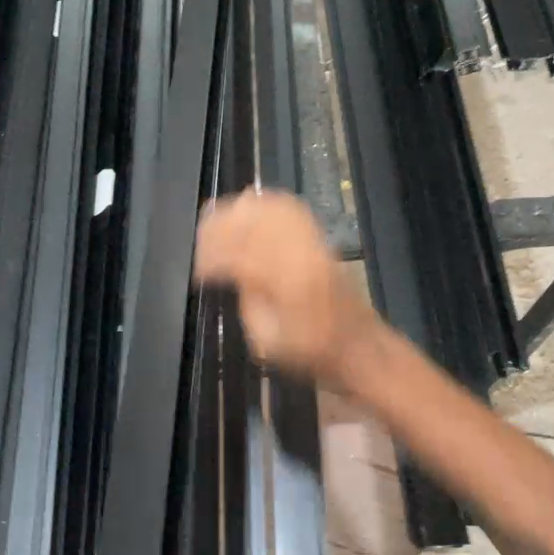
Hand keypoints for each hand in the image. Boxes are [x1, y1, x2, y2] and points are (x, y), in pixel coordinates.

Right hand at [194, 189, 383, 387]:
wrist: (357, 345)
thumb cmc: (310, 352)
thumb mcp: (266, 339)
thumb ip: (246, 300)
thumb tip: (229, 273)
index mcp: (285, 283)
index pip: (238, 257)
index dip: (211, 258)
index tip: (196, 267)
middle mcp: (299, 254)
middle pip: (251, 224)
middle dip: (219, 226)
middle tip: (200, 238)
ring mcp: (312, 242)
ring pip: (269, 209)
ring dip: (238, 210)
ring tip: (217, 218)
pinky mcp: (319, 238)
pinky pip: (290, 208)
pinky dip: (265, 203)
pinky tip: (248, 206)